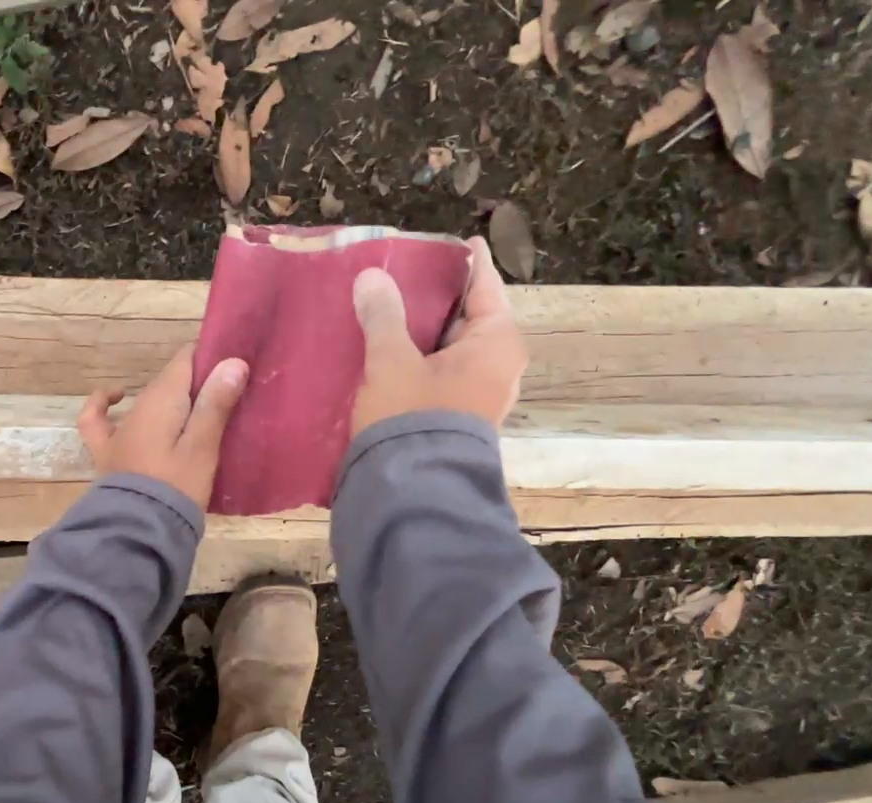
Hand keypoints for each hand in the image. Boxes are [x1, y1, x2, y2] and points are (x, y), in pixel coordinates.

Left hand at [78, 345, 249, 509]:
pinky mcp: (107, 453)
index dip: (208, 359)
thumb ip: (215, 404)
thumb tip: (232, 361)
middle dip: (195, 385)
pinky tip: (116, 398)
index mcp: (161, 398)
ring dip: (170, 403)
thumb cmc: (176, 487)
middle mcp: (137, 406)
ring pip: (147, 402)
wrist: (135, 530)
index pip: (185, 360)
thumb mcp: (203, 447)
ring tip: (197, 416)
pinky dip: (104, 405)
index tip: (232, 370)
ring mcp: (119, 430)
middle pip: (169, 382)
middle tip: (227, 401)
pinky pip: (98, 419)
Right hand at [350, 235, 528, 435]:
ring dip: (423, 335)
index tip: (451, 244)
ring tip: (388, 315)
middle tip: (402, 279)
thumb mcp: (392, 361)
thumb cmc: (412, 415)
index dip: (465, 265)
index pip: (485, 287)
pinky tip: (389, 355)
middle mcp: (499, 366)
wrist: (412, 489)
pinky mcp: (455, 418)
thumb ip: (383, 316)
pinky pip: (441, 376)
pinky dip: (420, 362)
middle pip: (468, 319)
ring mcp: (479, 396)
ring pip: (451, 350)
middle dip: (436, 302)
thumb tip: (371, 276)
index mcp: (498, 343)